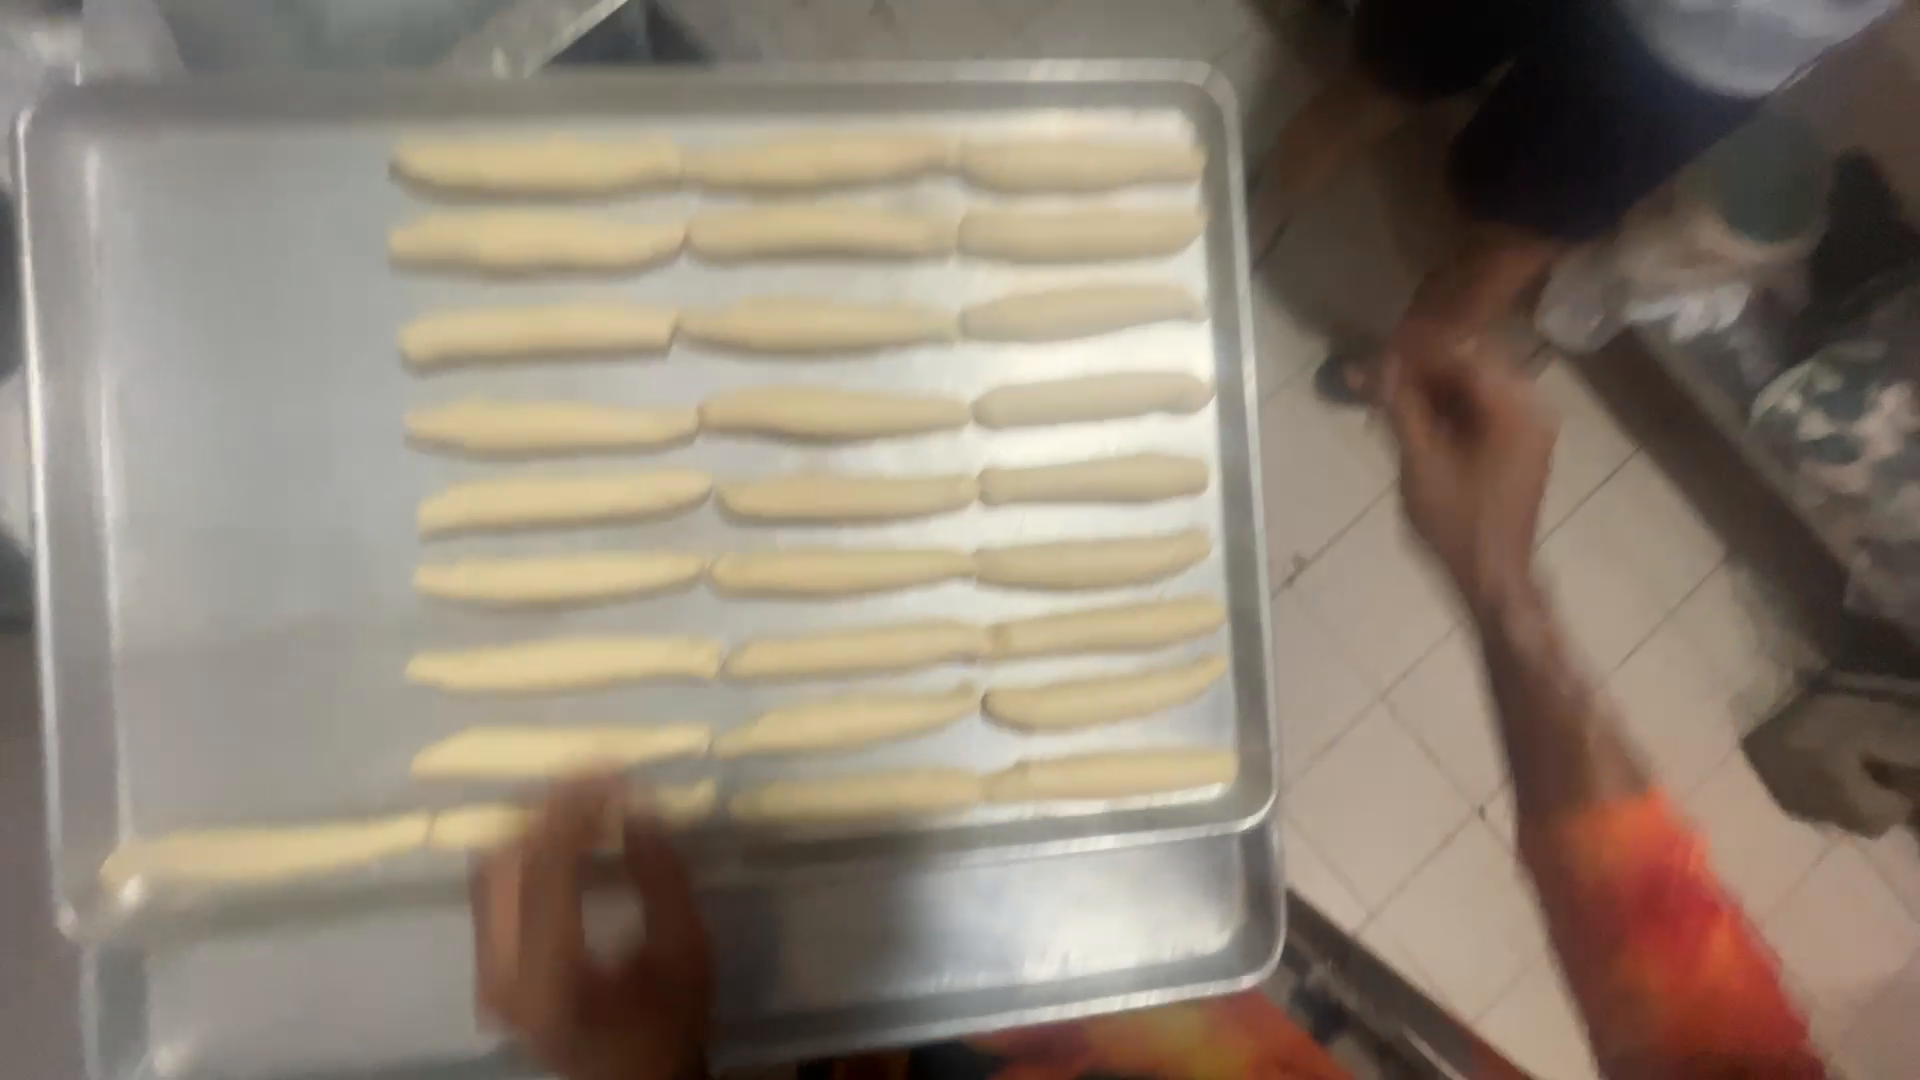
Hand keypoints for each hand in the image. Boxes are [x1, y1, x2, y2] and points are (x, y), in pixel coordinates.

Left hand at [471, 776, 710, 1079]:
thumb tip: (636, 805)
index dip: (574, 810)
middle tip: (595, 774)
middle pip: (501, 864)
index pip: (546, 871)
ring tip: (583, 794)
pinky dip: (527, 848)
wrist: (638, 1079)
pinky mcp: (489, 967)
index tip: (611, 770)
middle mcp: (501, 977)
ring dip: (533, 823)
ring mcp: (486, 974)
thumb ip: (660, 875)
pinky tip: (567, 833)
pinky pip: (493, 889)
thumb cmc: (671, 1017)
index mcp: (552, 977)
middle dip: (546, 807)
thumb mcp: (686, 945)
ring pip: (488, 871)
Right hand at [1382, 346, 1557, 614]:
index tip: (1376, 352)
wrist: (1490, 572)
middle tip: (1372, 378)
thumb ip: (1400, 407)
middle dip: (1418, 371)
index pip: (1462, 356)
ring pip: (1470, 391)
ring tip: (1382, 400)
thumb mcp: (1420, 460)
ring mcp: (1526, 429)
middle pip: (1468, 370)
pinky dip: (1443, 412)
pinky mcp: (1516, 447)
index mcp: (1514, 407)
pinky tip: (1409, 421)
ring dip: (1427, 392)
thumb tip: (1376, 364)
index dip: (1416, 352)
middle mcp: (1530, 408)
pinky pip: (1477, 413)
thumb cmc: (1455, 519)